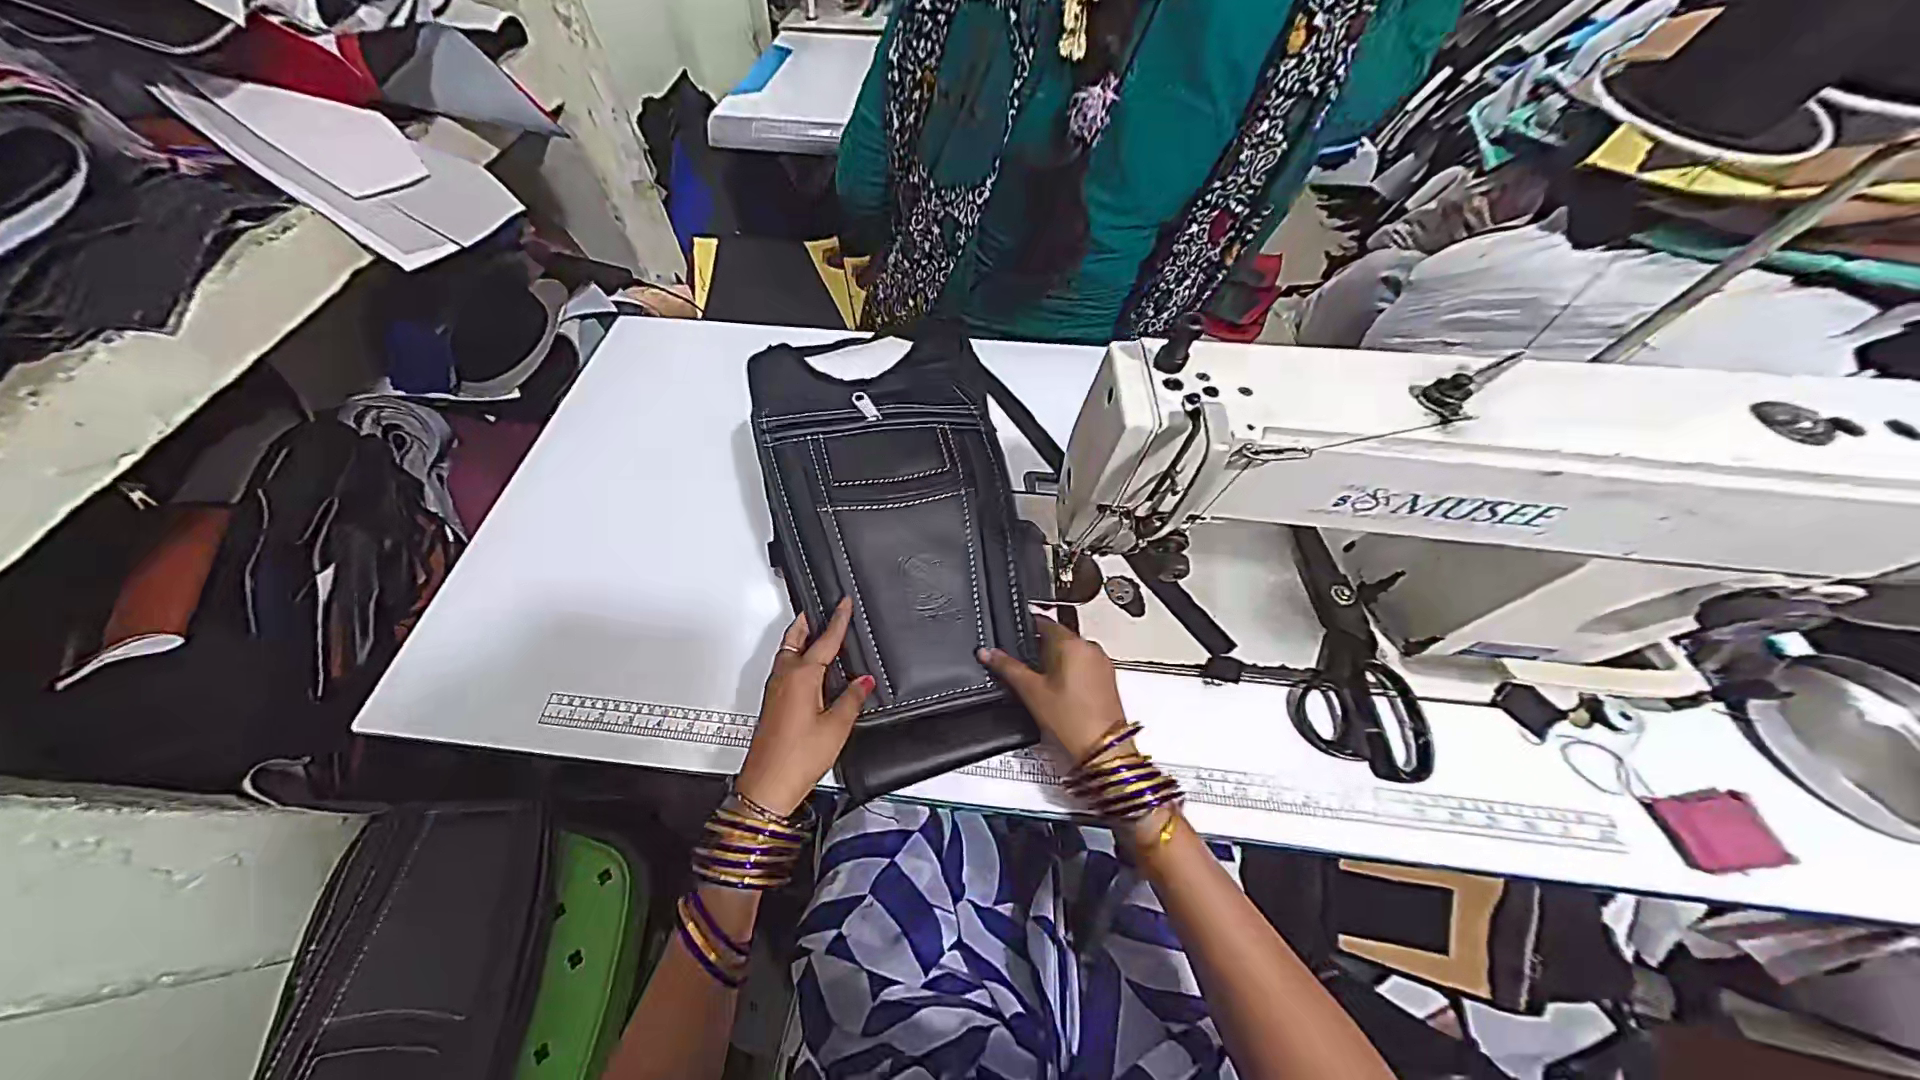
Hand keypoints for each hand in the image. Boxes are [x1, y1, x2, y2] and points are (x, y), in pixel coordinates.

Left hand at [736, 598, 872, 816]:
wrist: (767, 786)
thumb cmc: (796, 759)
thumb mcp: (836, 727)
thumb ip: (852, 699)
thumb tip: (864, 681)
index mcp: (802, 677)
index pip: (825, 639)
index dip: (838, 620)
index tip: (844, 603)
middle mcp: (784, 679)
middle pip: (796, 639)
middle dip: (808, 623)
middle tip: (819, 609)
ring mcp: (775, 691)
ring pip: (787, 653)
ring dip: (800, 639)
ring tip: (813, 632)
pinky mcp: (772, 704)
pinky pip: (784, 669)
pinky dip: (795, 658)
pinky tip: (805, 669)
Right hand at [977, 615, 1126, 762]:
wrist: (1102, 748)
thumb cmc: (1073, 721)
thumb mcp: (1031, 692)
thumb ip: (1007, 668)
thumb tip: (989, 653)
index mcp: (1073, 644)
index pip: (1044, 622)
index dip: (1026, 628)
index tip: (1014, 636)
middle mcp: (1091, 648)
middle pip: (1057, 637)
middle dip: (1038, 649)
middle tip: (1023, 666)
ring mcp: (1101, 663)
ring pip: (1071, 652)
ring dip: (1054, 661)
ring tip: (1040, 683)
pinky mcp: (1106, 678)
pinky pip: (1083, 665)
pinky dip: (1068, 672)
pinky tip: (1058, 692)